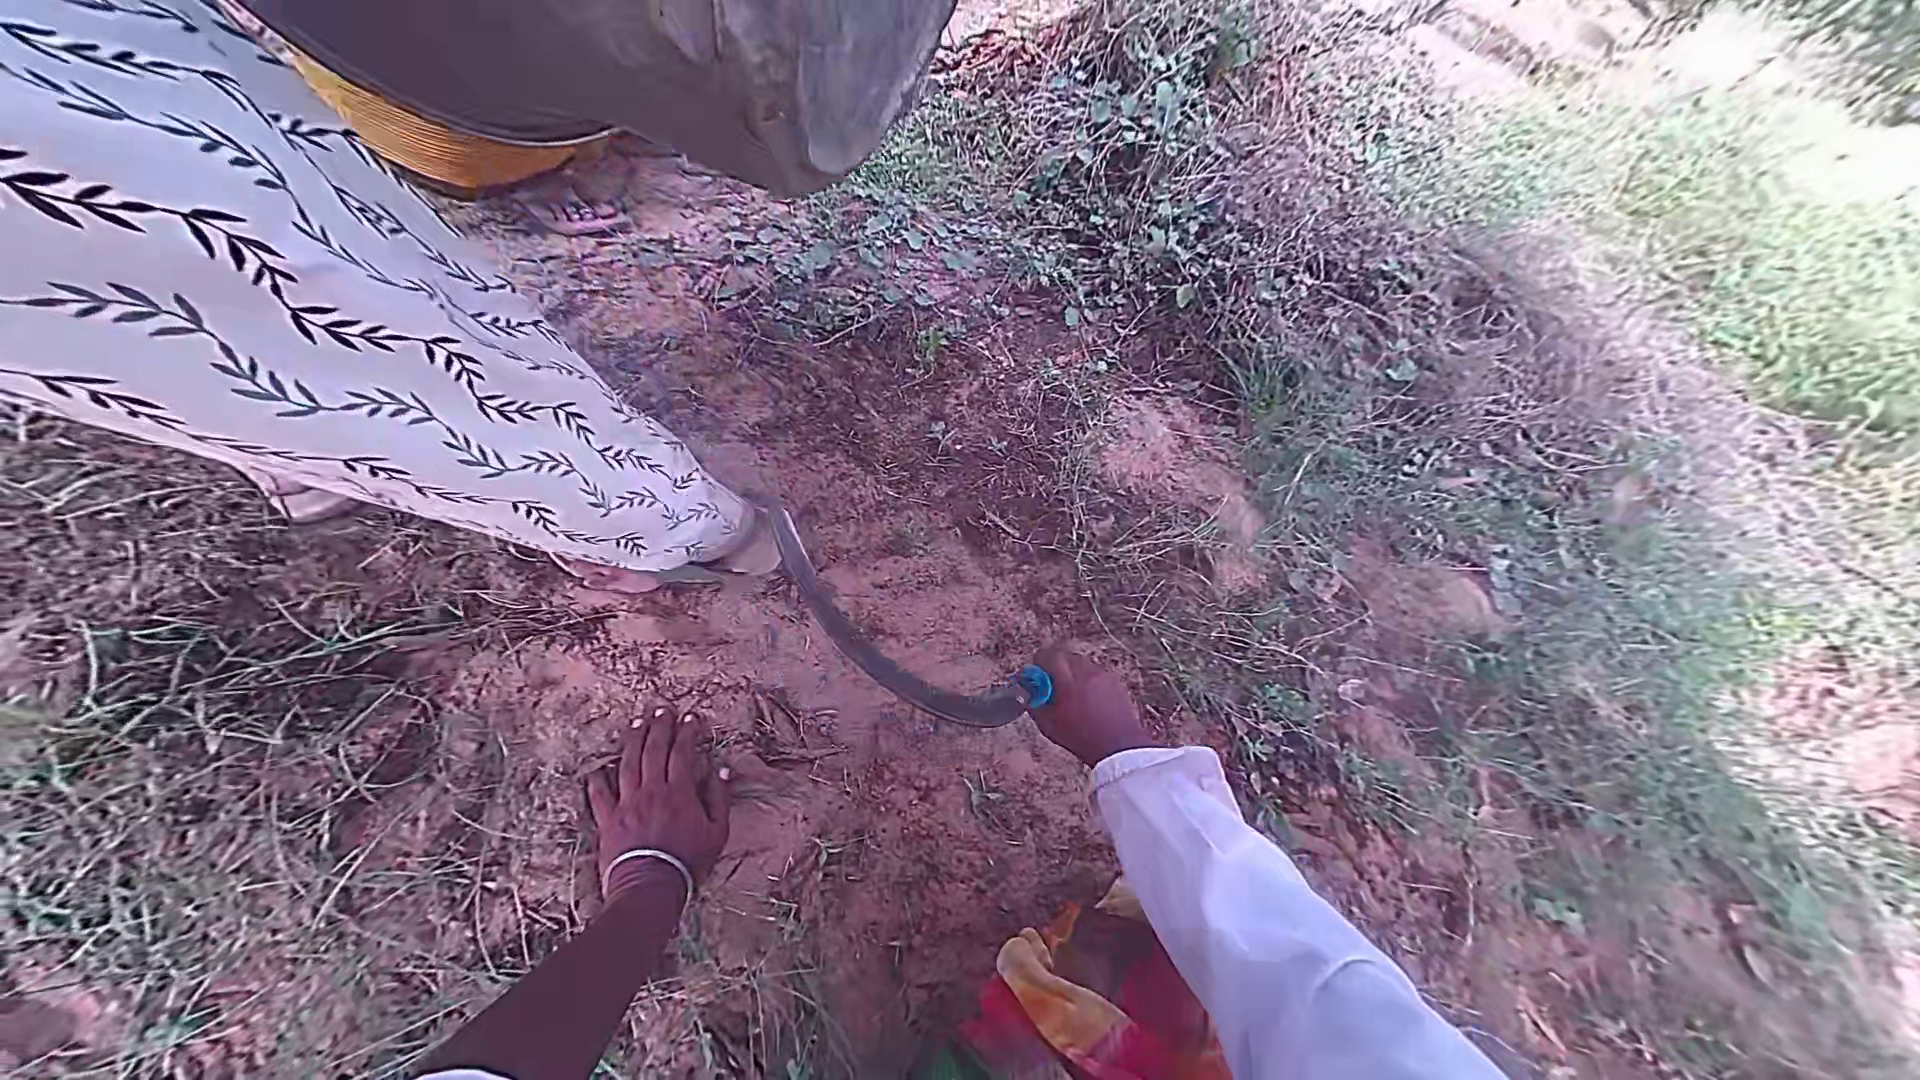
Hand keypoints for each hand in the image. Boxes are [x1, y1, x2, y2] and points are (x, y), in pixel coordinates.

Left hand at [586, 711, 730, 906]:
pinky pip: (600, 796)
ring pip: (628, 765)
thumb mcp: (717, 831)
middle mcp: (651, 791)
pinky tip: (597, 769)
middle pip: (654, 751)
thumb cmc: (688, 861)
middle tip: (662, 710)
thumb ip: (720, 798)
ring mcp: (627, 805)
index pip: (682, 753)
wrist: (649, 888)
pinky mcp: (608, 821)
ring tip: (636, 723)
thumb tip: (722, 770)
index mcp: (679, 792)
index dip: (687, 732)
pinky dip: (597, 781)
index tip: (690, 717)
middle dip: (659, 727)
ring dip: (633, 742)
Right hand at [1031, 646, 1156, 767]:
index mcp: (1068, 683)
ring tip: (1072, 692)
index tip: (1037, 673)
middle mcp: (1086, 673)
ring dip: (1072, 671)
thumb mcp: (1049, 726)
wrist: (1119, 747)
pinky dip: (1088, 679)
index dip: (1039, 662)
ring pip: (1081, 662)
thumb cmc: (1084, 739)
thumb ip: (1034, 705)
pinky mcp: (1114, 680)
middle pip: (1065, 655)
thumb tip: (1026, 692)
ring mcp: (1102, 675)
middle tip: (1052, 682)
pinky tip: (1088, 697)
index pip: (1048, 656)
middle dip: (1055, 665)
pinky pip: (1095, 671)